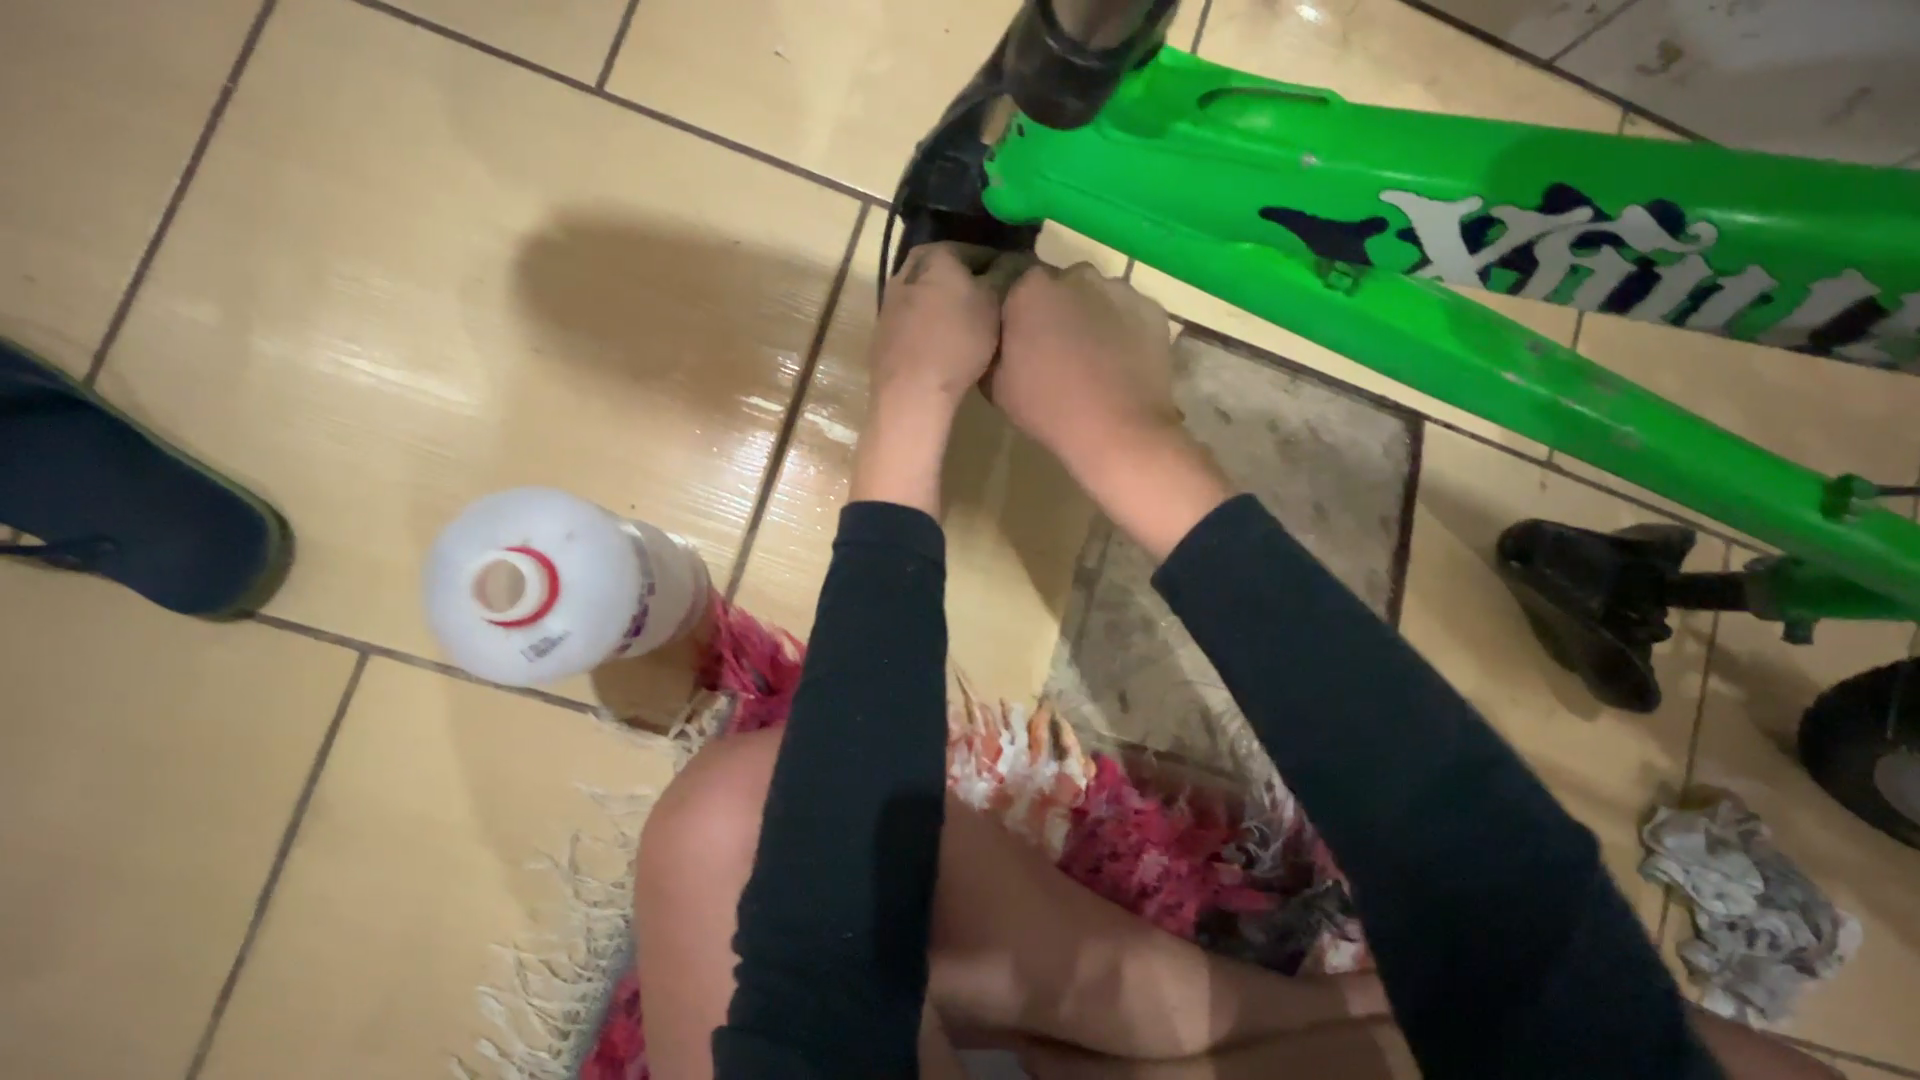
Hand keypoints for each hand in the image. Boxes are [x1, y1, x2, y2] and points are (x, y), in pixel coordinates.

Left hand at [850, 242, 1025, 515]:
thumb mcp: (994, 301)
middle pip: (949, 272)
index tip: (1015, 285)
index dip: (1001, 267)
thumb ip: (1006, 272)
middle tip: (995, 306)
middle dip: (972, 285)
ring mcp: (890, 302)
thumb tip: (1015, 257)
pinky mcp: (884, 332)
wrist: (912, 391)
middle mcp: (905, 269)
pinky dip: (933, 327)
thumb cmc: (958, 340)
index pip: (977, 251)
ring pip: (931, 295)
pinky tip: (947, 346)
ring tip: (973, 328)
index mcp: (934, 254)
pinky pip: (917, 321)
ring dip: (950, 306)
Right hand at [989, 262, 1180, 466]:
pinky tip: (1124, 363)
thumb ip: (994, 350)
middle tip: (1061, 350)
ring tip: (1097, 359)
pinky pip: (1131, 314)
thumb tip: (1002, 341)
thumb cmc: (1049, 408)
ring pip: (1100, 298)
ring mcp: (1120, 290)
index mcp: (1031, 290)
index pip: (1020, 289)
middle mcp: (1077, 276)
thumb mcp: (997, 386)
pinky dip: (1127, 330)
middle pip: (1063, 287)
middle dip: (1060, 310)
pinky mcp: (1153, 309)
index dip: (1022, 315)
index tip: (1024, 342)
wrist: (1119, 430)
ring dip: (1095, 318)